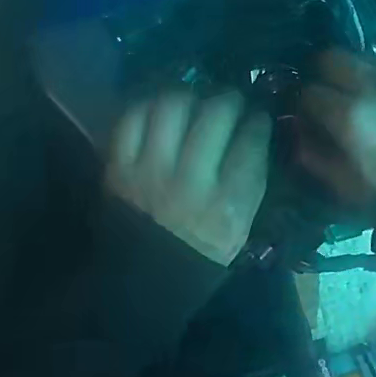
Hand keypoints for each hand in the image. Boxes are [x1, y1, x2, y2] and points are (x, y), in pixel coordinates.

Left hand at [106, 90, 271, 265]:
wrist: (143, 279)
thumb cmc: (201, 250)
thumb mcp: (241, 226)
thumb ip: (250, 180)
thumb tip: (255, 130)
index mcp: (226, 204)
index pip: (250, 143)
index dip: (257, 121)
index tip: (257, 117)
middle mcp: (188, 182)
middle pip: (214, 115)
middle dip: (228, 100)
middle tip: (229, 101)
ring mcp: (148, 171)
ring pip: (172, 107)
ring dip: (188, 97)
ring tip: (194, 101)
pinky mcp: (117, 167)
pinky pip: (133, 118)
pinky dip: (148, 107)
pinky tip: (161, 112)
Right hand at [298, 45, 375, 202]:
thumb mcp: (348, 187)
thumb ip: (316, 158)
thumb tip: (298, 135)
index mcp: (348, 116)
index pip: (307, 92)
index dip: (303, 103)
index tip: (307, 113)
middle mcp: (371, 85)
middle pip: (329, 57)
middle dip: (322, 73)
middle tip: (328, 91)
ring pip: (363, 53)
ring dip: (355, 68)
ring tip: (361, 86)